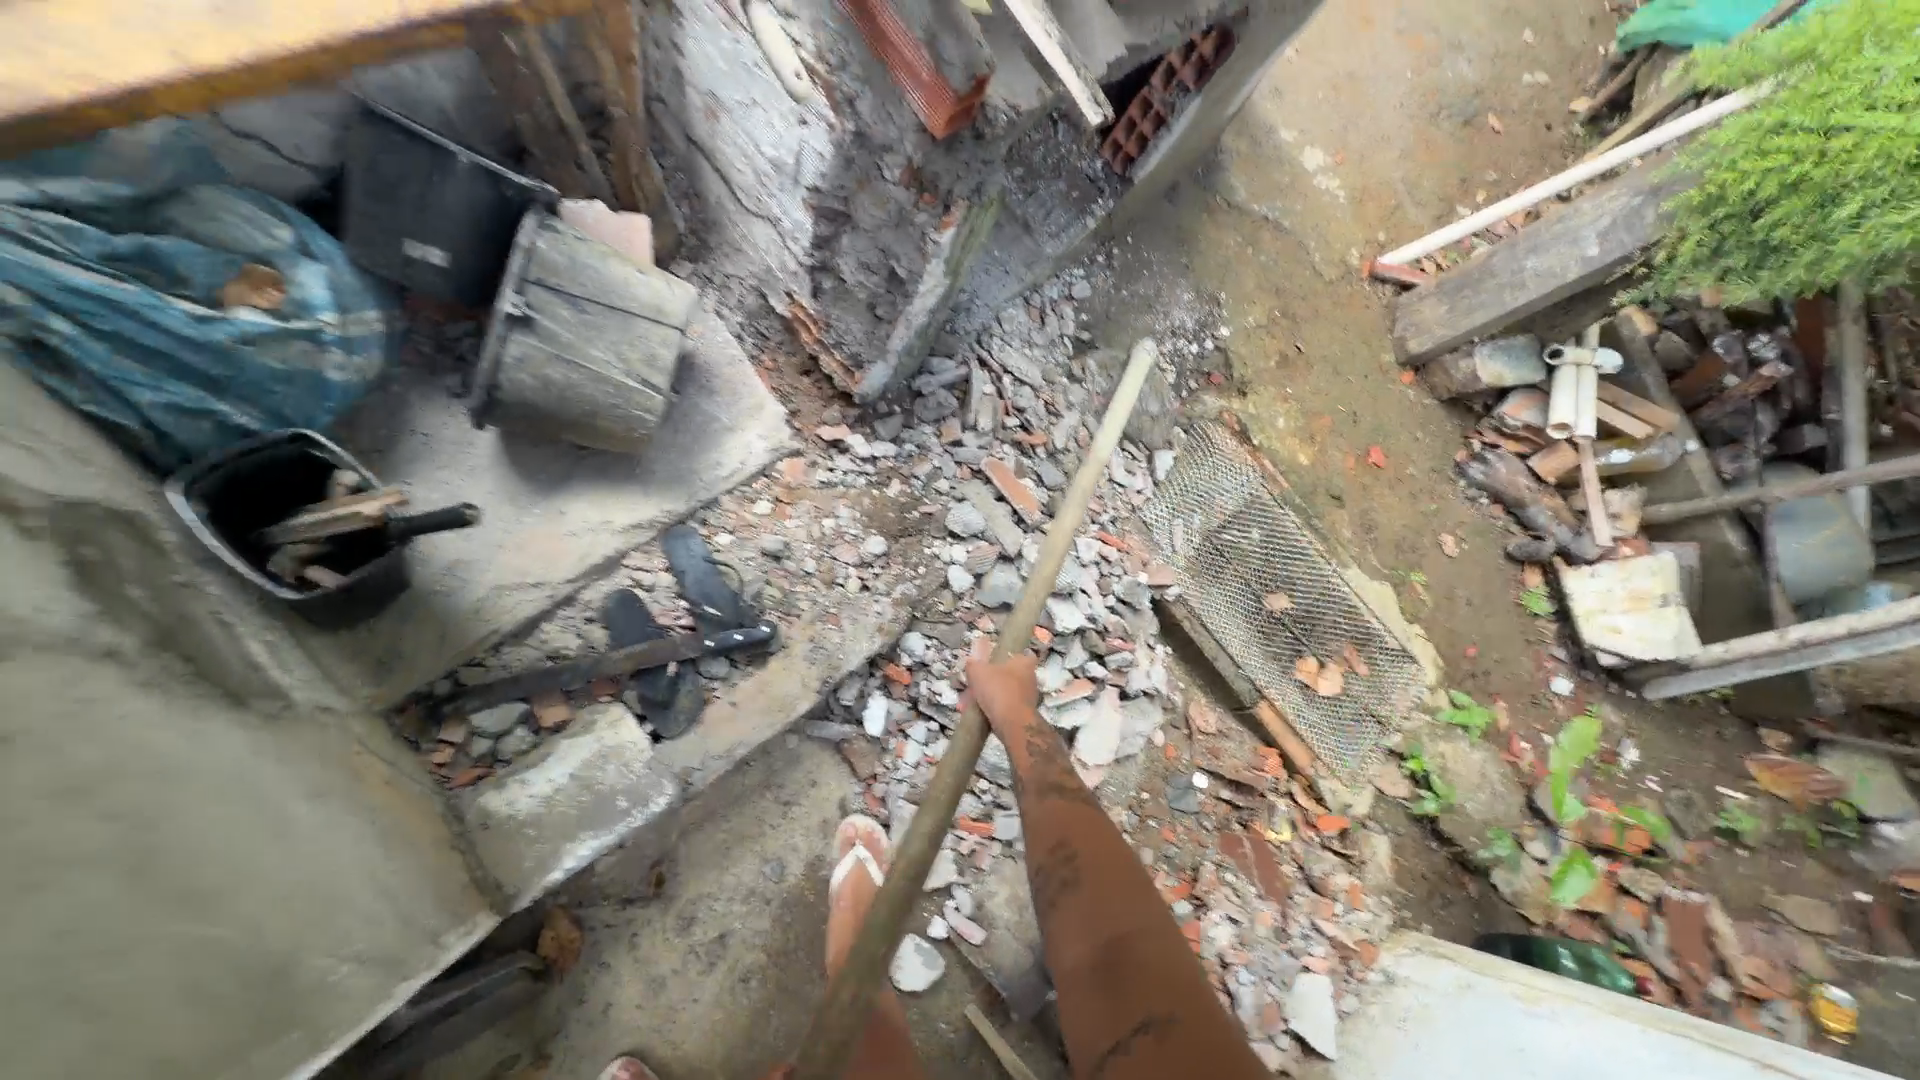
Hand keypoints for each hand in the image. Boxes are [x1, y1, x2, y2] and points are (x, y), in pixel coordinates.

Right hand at [964, 641, 1040, 738]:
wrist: (1012, 723)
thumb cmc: (997, 689)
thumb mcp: (977, 671)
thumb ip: (972, 665)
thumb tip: (971, 663)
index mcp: (1023, 663)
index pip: (1018, 655)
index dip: (1003, 658)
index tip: (989, 664)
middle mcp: (1029, 679)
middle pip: (1004, 676)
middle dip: (984, 683)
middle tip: (969, 690)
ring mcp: (1027, 698)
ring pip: (1001, 694)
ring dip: (984, 699)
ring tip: (966, 706)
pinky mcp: (1022, 715)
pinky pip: (1002, 709)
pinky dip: (989, 711)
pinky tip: (974, 715)